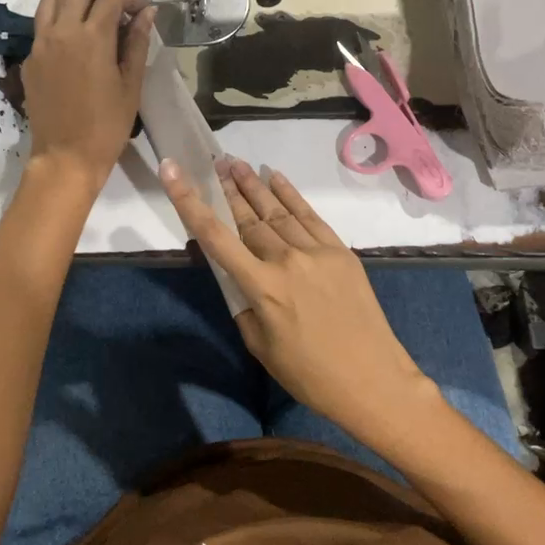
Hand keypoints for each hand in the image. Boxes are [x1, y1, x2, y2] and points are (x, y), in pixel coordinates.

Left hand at [23, 0, 154, 193]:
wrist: (66, 156)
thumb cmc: (107, 125)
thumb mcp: (131, 85)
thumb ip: (138, 43)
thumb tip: (147, 13)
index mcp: (93, 36)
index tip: (139, 12)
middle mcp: (62, 31)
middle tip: (114, 13)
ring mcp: (40, 45)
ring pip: (50, 1)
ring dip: (71, 3)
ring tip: (87, 23)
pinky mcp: (29, 61)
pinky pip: (40, 30)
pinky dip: (56, 27)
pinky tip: (71, 50)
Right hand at [160, 157, 441, 443]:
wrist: (372, 380)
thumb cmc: (308, 374)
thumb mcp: (259, 344)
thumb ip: (242, 303)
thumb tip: (232, 273)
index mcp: (261, 287)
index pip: (215, 236)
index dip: (189, 201)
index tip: (173, 171)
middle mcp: (286, 260)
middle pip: (247, 217)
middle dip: (227, 189)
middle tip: (213, 163)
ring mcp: (316, 253)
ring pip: (277, 211)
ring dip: (254, 185)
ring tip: (235, 163)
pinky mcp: (340, 252)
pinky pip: (310, 216)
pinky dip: (291, 195)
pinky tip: (276, 178)